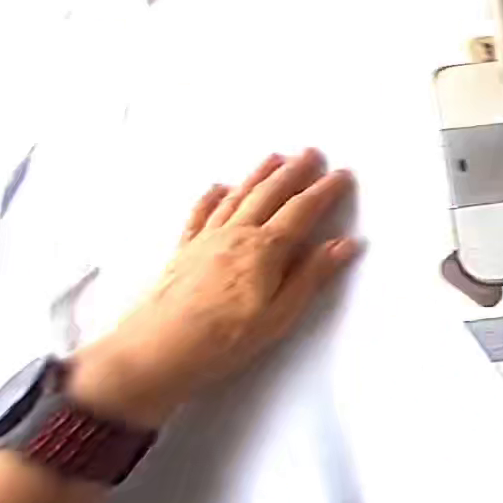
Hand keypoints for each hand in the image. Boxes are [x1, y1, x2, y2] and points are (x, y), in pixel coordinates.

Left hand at [67, 149, 359, 429]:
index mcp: (264, 249)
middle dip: (294, 171)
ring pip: (239, 195)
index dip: (324, 191)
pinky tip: (219, 187)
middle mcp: (236, 233)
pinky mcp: (184, 249)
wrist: (158, 349)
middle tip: (311, 153)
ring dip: (259, 174)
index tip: (342, 175)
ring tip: (275, 158)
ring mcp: (207, 238)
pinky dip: (213, 196)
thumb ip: (311, 276)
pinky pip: (202, 212)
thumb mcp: (279, 316)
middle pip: (270, 193)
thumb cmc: (223, 340)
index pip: (302, 211)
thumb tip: (344, 244)